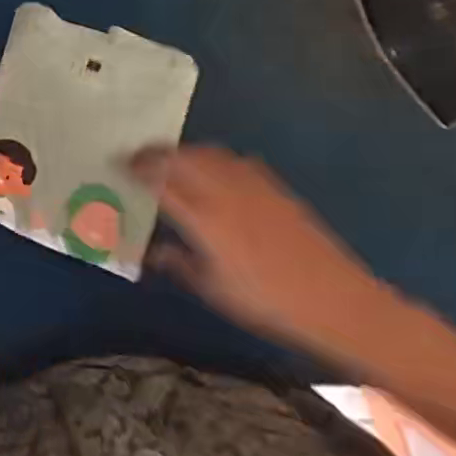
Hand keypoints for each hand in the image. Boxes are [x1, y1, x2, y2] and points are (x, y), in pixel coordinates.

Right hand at [132, 146, 398, 351]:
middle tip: (137, 157)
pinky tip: (211, 168)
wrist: (337, 301)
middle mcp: (224, 192)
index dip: (136, 169)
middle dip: (154, 153)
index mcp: (204, 219)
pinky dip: (213, 157)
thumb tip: (152, 252)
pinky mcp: (273, 186)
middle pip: (181, 158)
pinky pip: (234, 160)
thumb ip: (180, 264)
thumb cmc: (268, 304)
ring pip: (208, 153)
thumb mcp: (214, 291)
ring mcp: (252, 185)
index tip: (119, 165)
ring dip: (183, 151)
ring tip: (168, 158)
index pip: (160, 181)